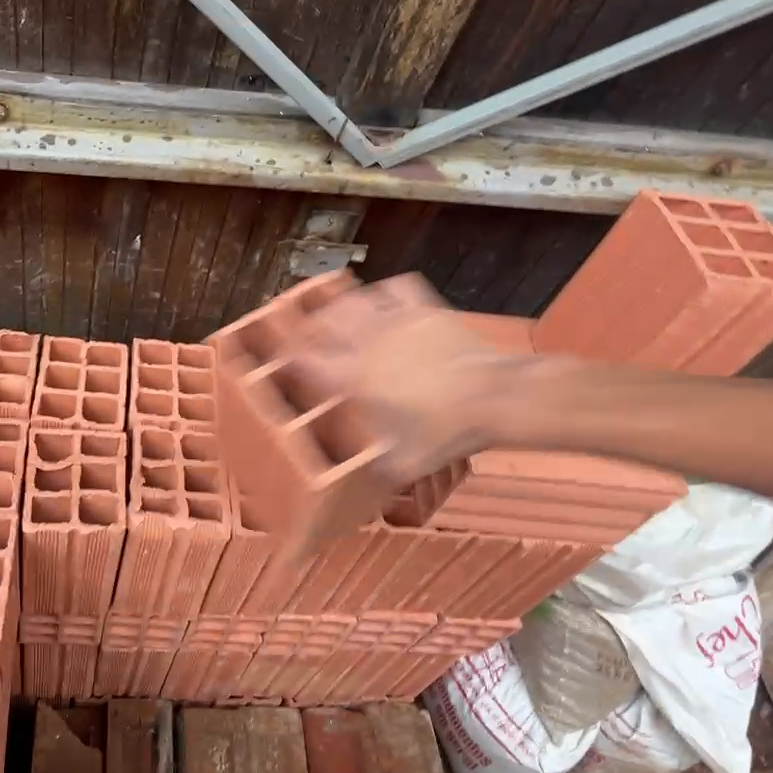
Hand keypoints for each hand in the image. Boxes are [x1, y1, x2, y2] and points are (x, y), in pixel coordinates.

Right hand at [278, 280, 532, 483]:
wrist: (495, 397)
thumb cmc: (446, 433)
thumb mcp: (403, 463)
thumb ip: (374, 467)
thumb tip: (359, 485)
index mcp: (353, 378)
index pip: (304, 361)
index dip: (285, 357)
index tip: (278, 360)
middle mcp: (364, 343)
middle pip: (320, 323)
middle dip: (305, 327)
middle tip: (301, 336)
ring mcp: (394, 321)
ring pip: (351, 300)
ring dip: (337, 307)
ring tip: (332, 315)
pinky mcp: (422, 309)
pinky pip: (393, 288)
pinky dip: (382, 292)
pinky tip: (380, 301)